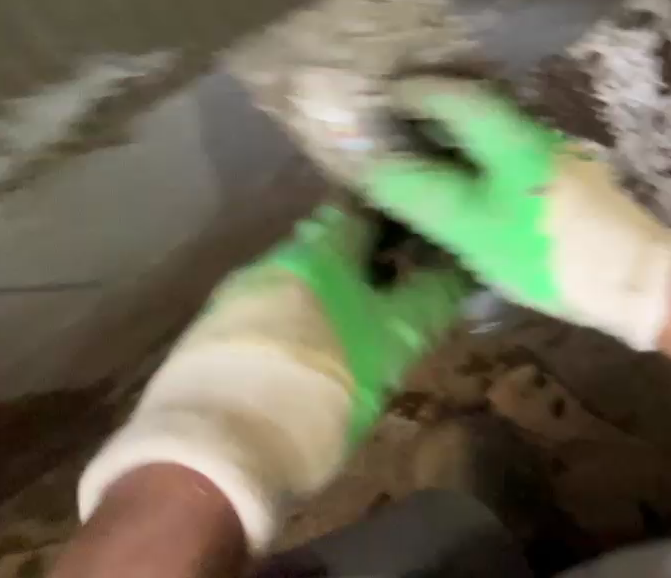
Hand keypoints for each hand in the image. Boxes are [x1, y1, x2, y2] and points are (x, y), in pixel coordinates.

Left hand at [78, 206, 466, 551]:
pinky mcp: (212, 340)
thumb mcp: (399, 340)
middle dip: (376, 252)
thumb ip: (435, 293)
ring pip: (308, 275)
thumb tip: (464, 263)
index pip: (372, 203)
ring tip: (373, 313)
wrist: (207, 467)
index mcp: (322, 246)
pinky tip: (325, 345)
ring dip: (342, 285)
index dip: (406, 211)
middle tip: (412, 273)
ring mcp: (238, 298)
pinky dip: (310, 314)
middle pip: (337, 239)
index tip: (434, 226)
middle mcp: (277, 258)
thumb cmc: (322, 385)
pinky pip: (279, 308)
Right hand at [361, 78, 670, 350]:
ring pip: (496, 131)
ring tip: (420, 151)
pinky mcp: (567, 180)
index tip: (383, 96)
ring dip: (458, 134)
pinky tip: (464, 180)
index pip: (457, 95)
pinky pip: (511, 153)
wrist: (630, 275)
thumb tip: (374, 164)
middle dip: (436, 109)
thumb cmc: (547, 250)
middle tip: (394, 122)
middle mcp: (537, 134)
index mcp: (513, 136)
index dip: (417, 91)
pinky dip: (480, 157)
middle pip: (479, 107)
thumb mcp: (473, 227)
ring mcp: (556, 156)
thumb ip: (423, 193)